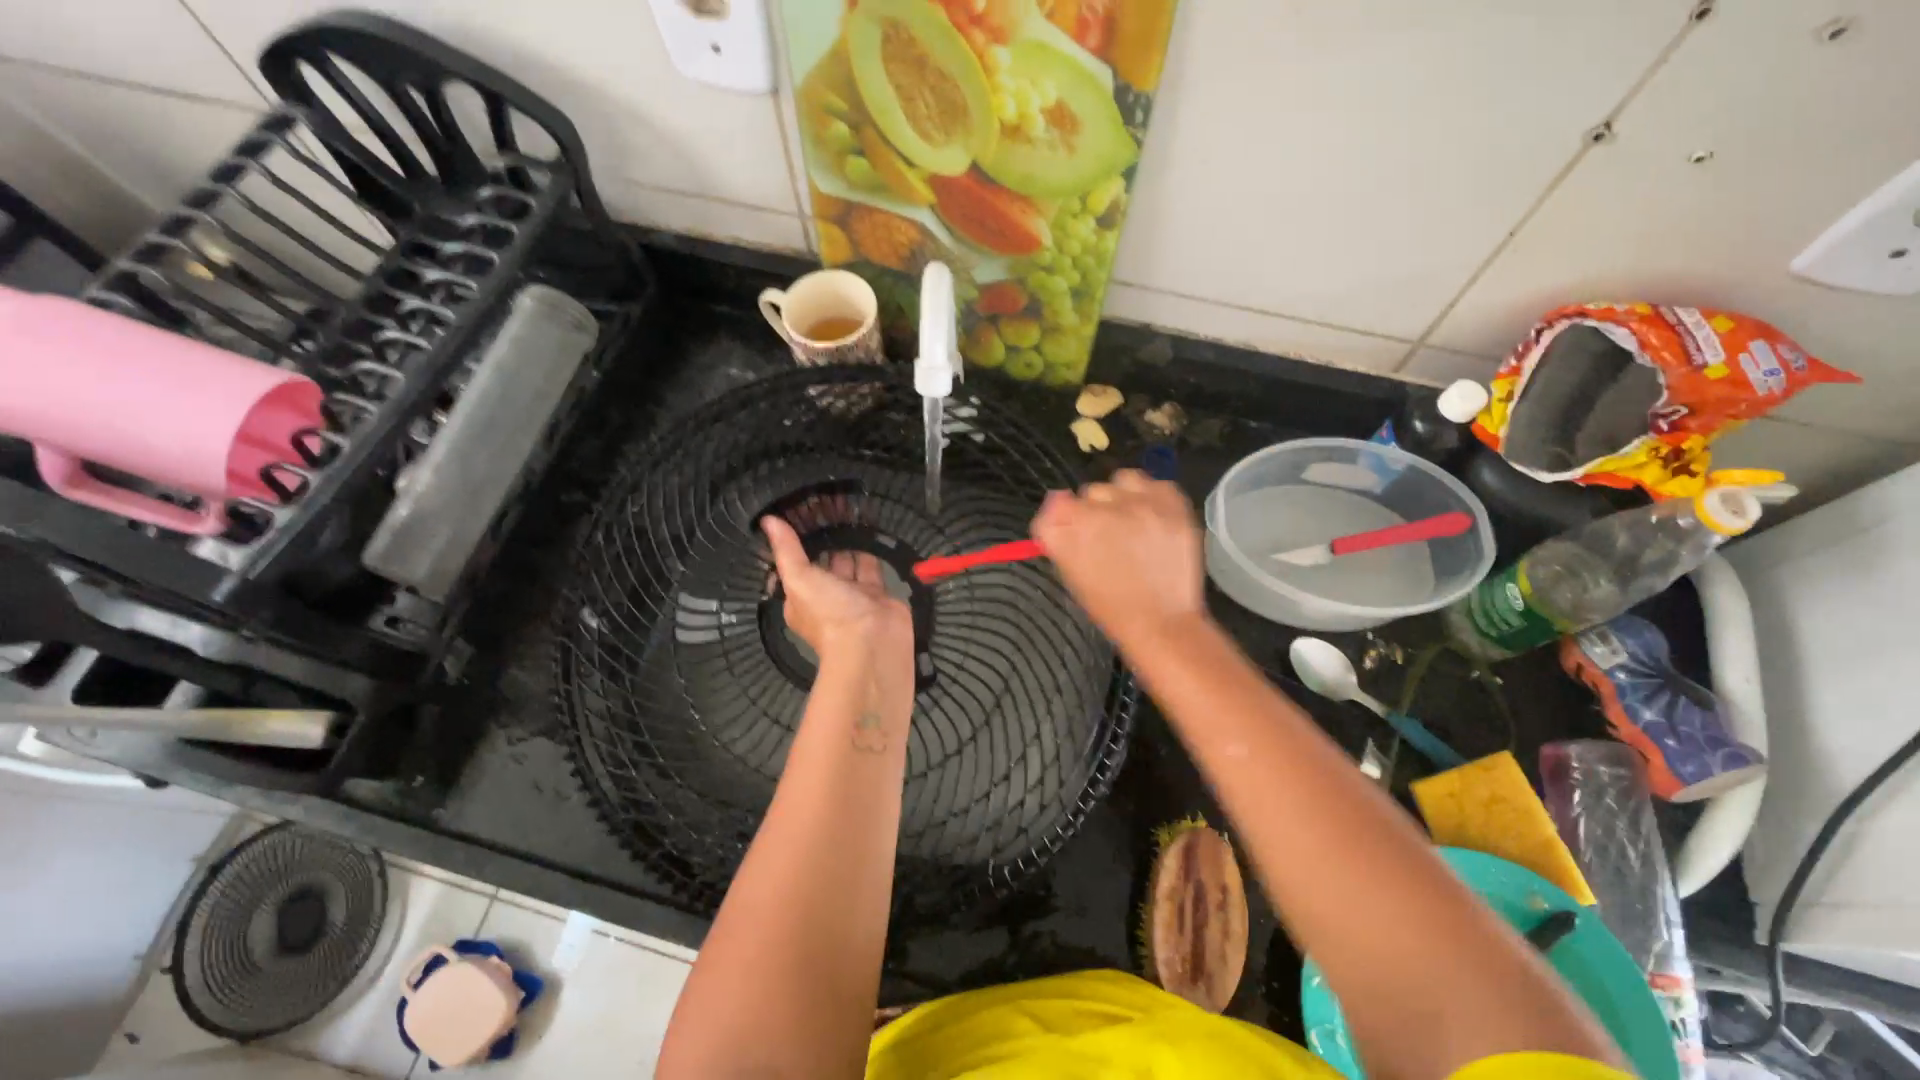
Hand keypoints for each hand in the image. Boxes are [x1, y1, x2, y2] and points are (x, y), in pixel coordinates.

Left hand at [761, 515, 913, 670]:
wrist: (872, 643)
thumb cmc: (828, 615)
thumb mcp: (798, 580)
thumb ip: (786, 551)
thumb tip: (767, 520)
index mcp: (801, 598)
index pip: (795, 566)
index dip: (796, 543)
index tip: (799, 514)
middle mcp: (827, 597)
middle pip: (823, 563)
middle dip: (824, 540)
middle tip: (825, 505)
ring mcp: (854, 596)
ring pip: (849, 562)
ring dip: (848, 541)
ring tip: (846, 509)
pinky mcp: (878, 595)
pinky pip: (872, 566)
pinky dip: (871, 549)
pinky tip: (868, 525)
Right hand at [1031, 469, 1207, 648]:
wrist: (1162, 621)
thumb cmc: (1111, 606)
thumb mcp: (1071, 574)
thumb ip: (1059, 536)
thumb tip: (1056, 506)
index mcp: (1073, 527)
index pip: (1057, 503)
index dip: (1064, 518)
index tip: (1073, 532)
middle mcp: (1104, 508)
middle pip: (1090, 492)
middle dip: (1095, 511)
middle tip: (1109, 537)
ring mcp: (1140, 503)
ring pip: (1121, 480)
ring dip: (1122, 497)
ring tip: (1132, 522)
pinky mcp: (1171, 503)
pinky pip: (1154, 483)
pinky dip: (1151, 497)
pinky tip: (1153, 519)